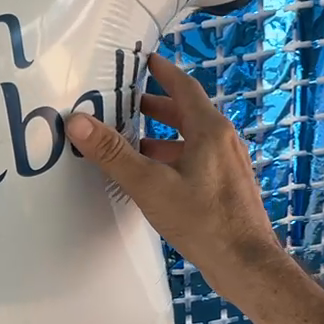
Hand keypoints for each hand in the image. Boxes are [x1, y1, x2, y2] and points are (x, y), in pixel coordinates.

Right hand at [66, 52, 277, 288]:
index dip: (164, 72)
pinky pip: (197, 160)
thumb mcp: (150, 184)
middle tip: (126, 102)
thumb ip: (113, 153)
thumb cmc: (200, 219)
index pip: (184, 88)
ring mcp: (228, 166)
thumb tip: (78, 121)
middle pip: (187, 113)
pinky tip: (154, 177)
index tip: (145, 60)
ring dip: (163, 136)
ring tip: (132, 141)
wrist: (245, 264)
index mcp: (209, 130)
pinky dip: (172, 157)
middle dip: (157, 106)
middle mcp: (223, 141)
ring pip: (191, 140)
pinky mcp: (227, 189)